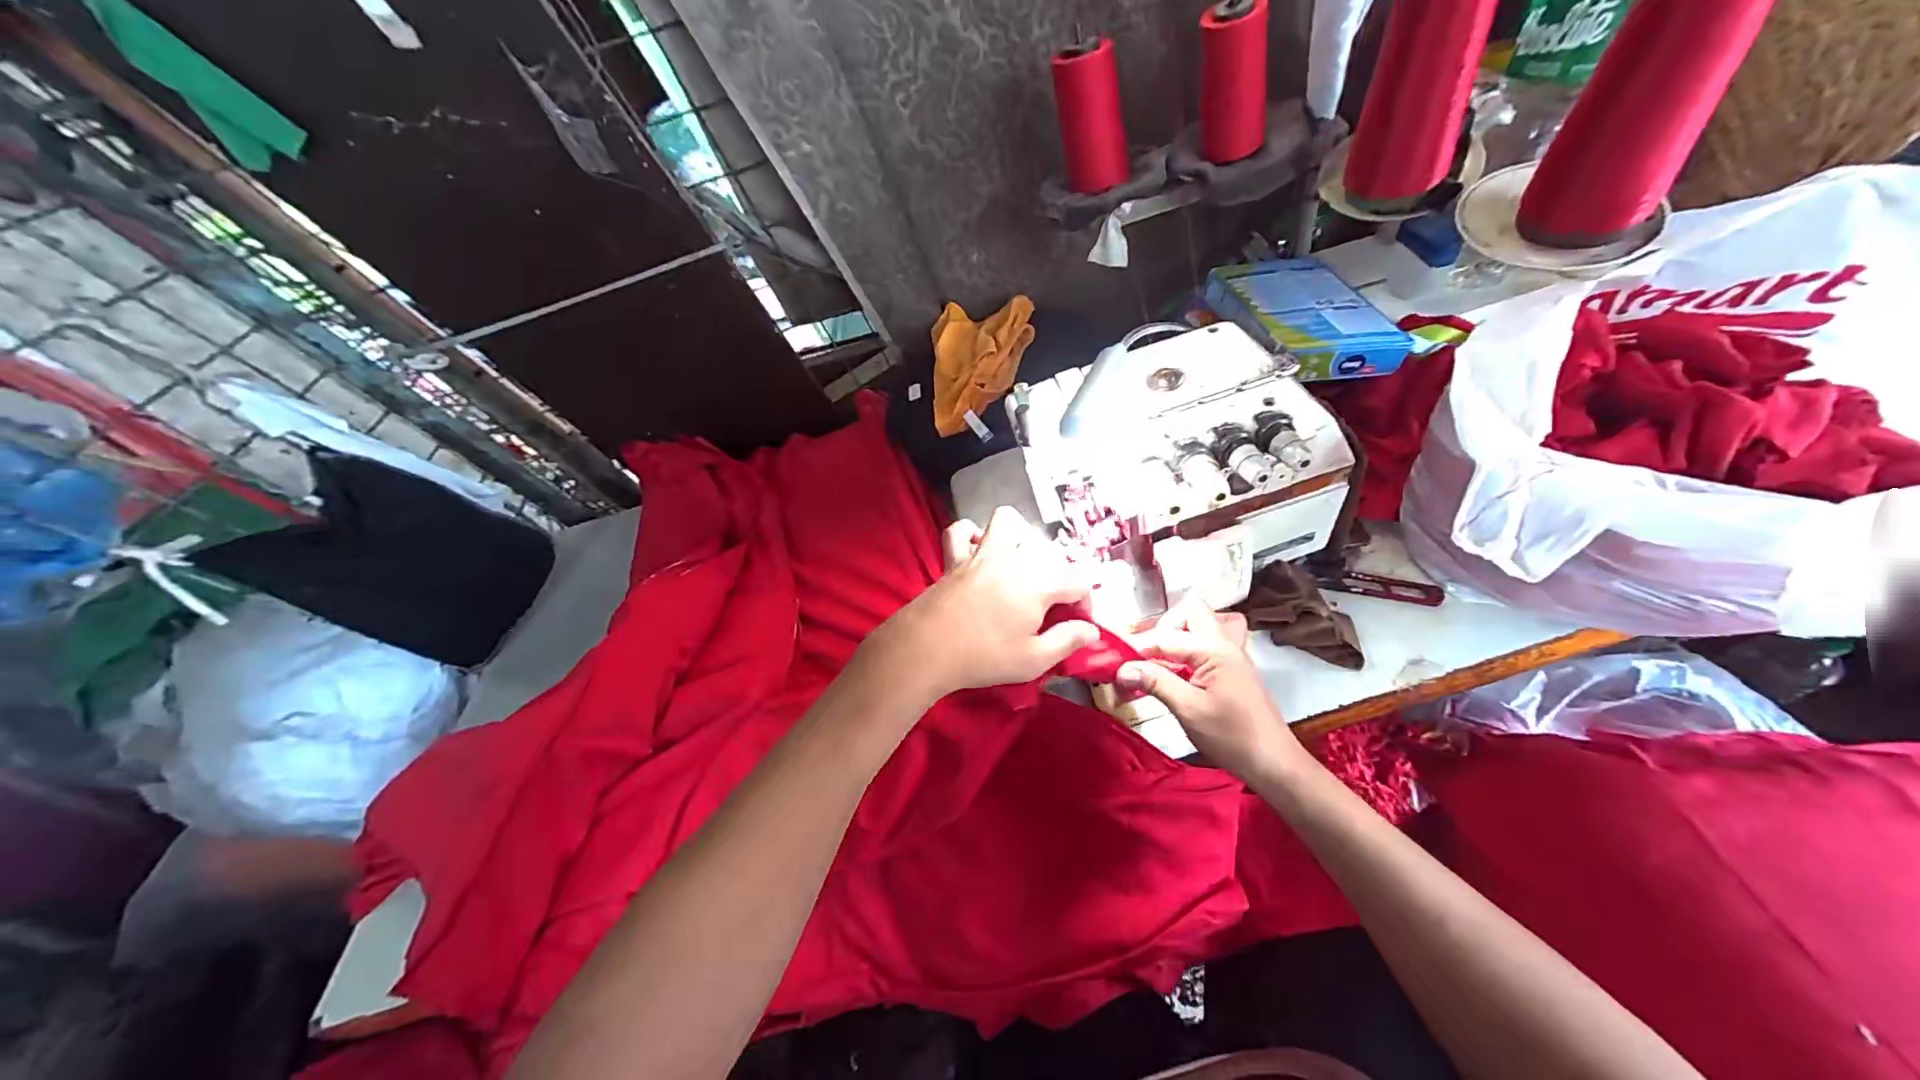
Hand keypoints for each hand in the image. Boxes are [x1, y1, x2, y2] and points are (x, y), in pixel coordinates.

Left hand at [867, 506, 1099, 698]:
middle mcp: (1015, 559)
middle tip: (1048, 611)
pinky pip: (961, 531)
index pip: (1079, 584)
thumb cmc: (983, 657)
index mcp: (1040, 584)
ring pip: (1007, 522)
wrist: (925, 649)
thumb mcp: (1033, 660)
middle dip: (1057, 579)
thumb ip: (1067, 641)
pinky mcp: (955, 558)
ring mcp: (982, 553)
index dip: (1084, 606)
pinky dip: (970, 534)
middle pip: (1049, 556)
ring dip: (1019, 538)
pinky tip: (977, 550)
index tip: (1076, 627)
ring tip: (1020, 566)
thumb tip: (1090, 631)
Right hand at [1115, 597, 1303, 778]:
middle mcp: (1226, 645)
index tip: (1116, 665)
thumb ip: (1155, 682)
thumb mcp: (1188, 710)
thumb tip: (1123, 668)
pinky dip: (1189, 650)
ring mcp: (1233, 656)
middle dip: (1162, 629)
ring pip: (1203, 625)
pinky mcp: (1233, 671)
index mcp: (1215, 650)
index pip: (1166, 637)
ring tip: (1160, 659)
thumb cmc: (1232, 738)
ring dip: (1178, 636)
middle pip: (1190, 613)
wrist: (1273, 763)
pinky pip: (1209, 644)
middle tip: (1143, 655)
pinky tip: (1177, 672)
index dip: (1138, 649)